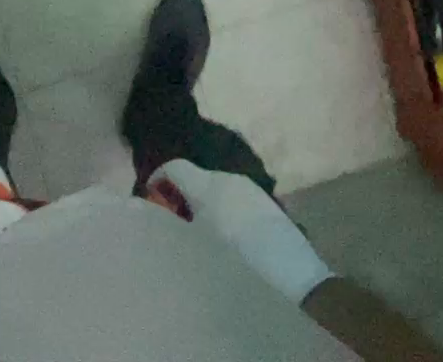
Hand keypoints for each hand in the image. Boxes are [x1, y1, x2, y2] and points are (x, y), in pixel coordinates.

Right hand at [150, 159, 332, 303]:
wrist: (292, 275)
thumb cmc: (234, 259)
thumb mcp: (194, 246)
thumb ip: (173, 225)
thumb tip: (157, 214)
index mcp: (207, 184)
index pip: (173, 166)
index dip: (156, 179)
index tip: (149, 201)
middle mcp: (228, 178)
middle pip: (195, 177)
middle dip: (180, 195)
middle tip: (173, 224)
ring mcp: (250, 188)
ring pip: (215, 189)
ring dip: (203, 204)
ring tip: (200, 235)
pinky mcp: (266, 202)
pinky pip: (234, 199)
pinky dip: (222, 210)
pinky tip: (227, 239)